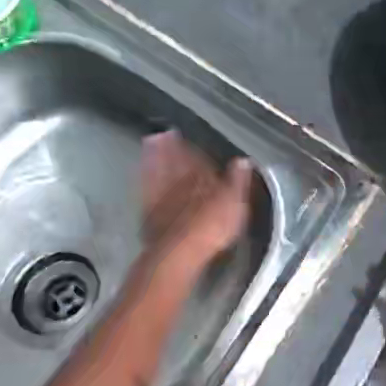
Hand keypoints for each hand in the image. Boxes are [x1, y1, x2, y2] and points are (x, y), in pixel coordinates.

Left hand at [139, 131, 251, 264]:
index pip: (196, 158)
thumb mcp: (235, 204)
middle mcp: (180, 182)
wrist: (178, 253)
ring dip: (153, 156)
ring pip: (157, 171)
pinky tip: (142, 174)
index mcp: (202, 177)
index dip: (191, 147)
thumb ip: (238, 181)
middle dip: (170, 147)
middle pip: (174, 160)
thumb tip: (243, 160)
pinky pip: (146, 189)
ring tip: (150, 143)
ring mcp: (161, 197)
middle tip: (164, 132)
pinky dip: (143, 178)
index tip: (184, 134)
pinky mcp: (148, 213)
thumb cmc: (212, 228)